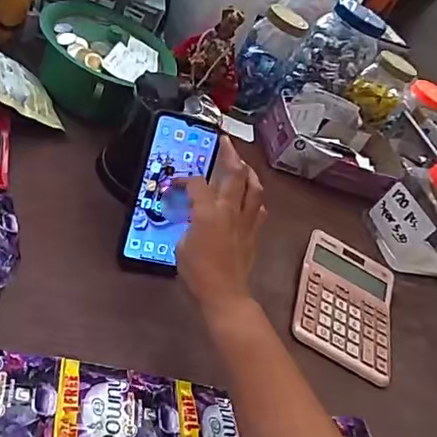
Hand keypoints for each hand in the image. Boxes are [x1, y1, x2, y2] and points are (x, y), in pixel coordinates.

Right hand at [177, 137, 265, 317]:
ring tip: (243, 165)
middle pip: (234, 173)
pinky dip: (255, 199)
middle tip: (225, 143)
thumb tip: (193, 220)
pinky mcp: (254, 233)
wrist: (224, 293)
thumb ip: (188, 225)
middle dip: (229, 154)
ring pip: (253, 187)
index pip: (197, 184)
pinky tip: (252, 198)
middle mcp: (230, 210)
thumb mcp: (181, 245)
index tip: (177, 183)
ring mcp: (245, 221)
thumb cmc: (198, 272)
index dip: (185, 180)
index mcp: (207, 211)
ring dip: (248, 172)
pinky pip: (259, 209)